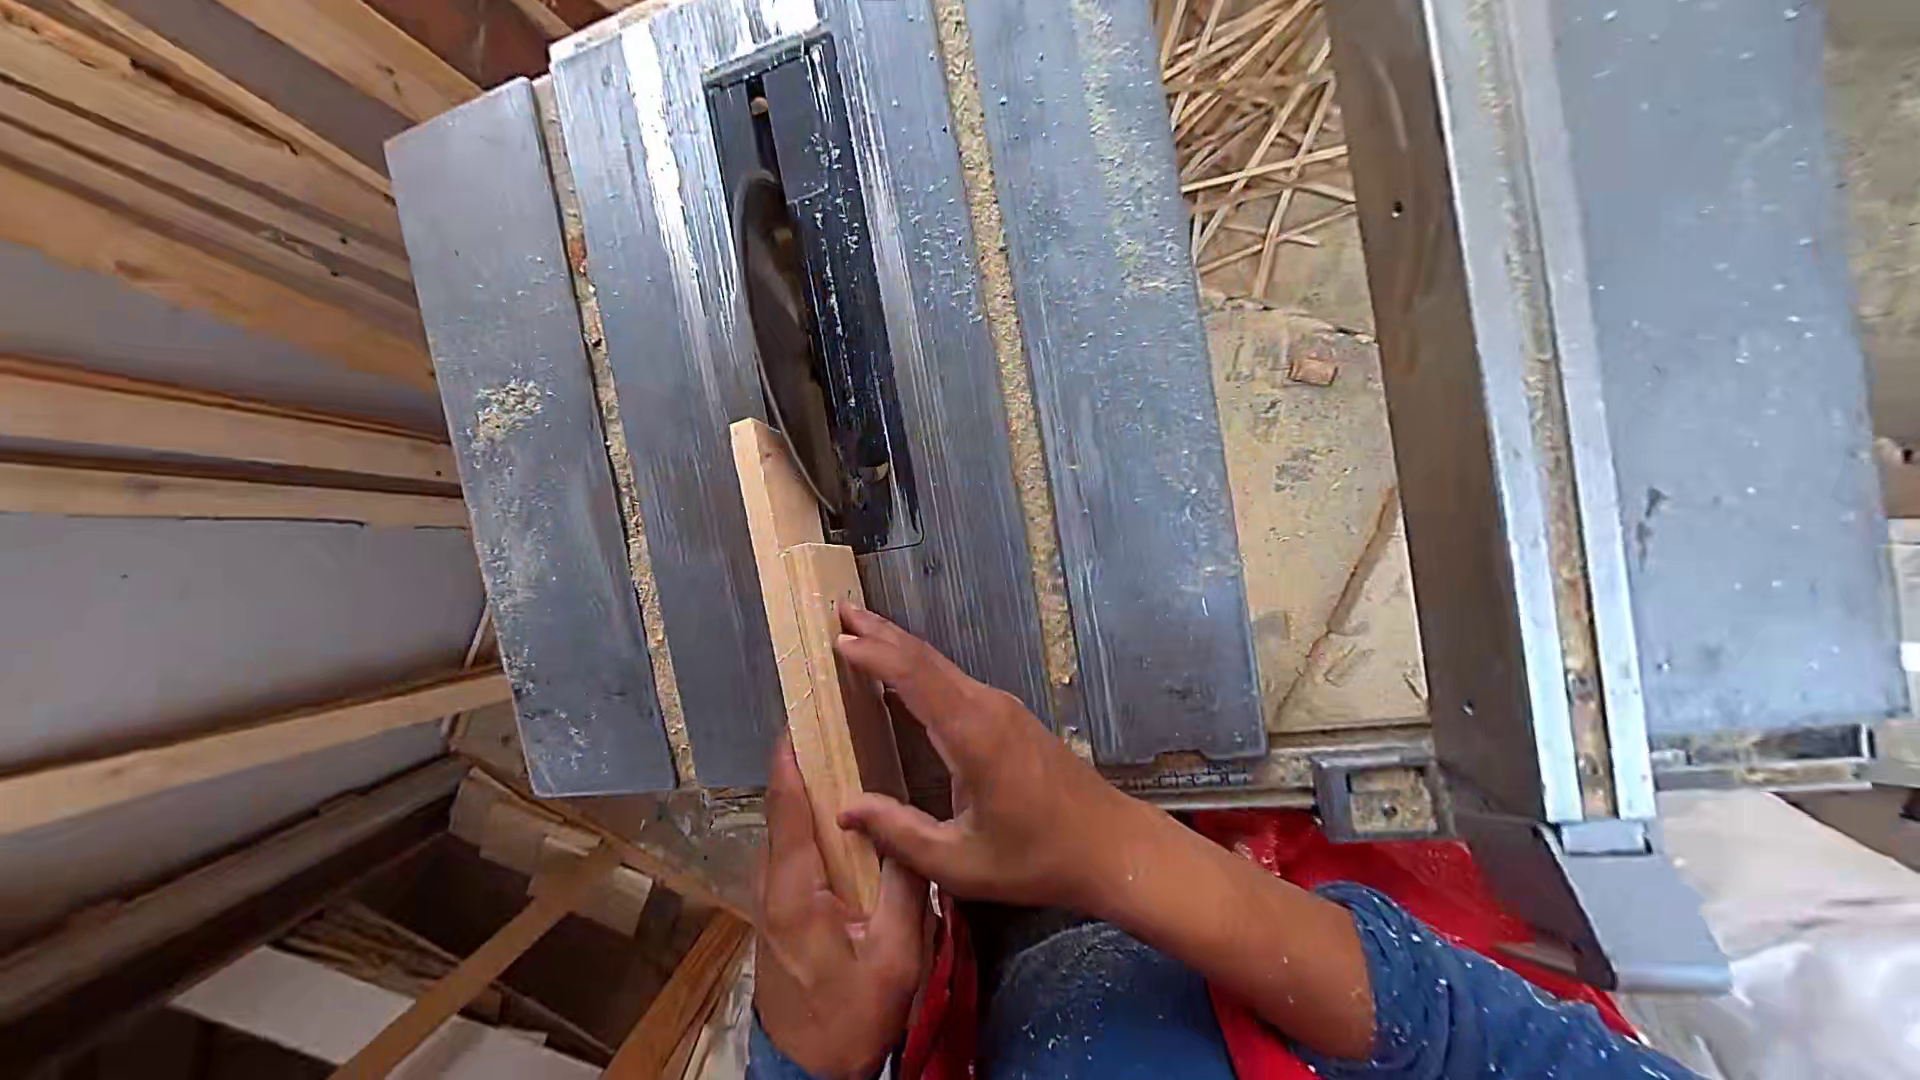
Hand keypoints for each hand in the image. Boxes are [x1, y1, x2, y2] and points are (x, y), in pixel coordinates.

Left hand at [755, 735, 927, 1078]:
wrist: (808, 1071)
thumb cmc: (849, 1015)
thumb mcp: (895, 957)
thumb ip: (904, 888)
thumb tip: (907, 829)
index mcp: (794, 886)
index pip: (787, 803)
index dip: (791, 754)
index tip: (803, 712)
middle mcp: (772, 879)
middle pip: (785, 803)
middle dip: (807, 757)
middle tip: (841, 716)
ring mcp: (772, 890)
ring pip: (789, 820)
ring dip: (812, 781)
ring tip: (849, 745)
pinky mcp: (781, 901)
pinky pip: (795, 840)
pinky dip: (814, 811)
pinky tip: (847, 802)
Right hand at [834, 606, 1160, 913]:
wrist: (1109, 844)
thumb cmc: (1036, 858)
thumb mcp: (959, 862)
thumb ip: (898, 833)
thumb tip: (845, 809)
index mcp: (972, 734)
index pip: (914, 676)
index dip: (874, 653)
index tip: (838, 638)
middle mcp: (987, 706)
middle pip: (926, 657)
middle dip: (881, 631)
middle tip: (841, 610)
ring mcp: (1002, 706)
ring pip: (941, 664)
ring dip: (900, 646)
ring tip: (861, 632)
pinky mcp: (1008, 714)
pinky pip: (955, 679)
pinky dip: (921, 666)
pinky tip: (904, 672)